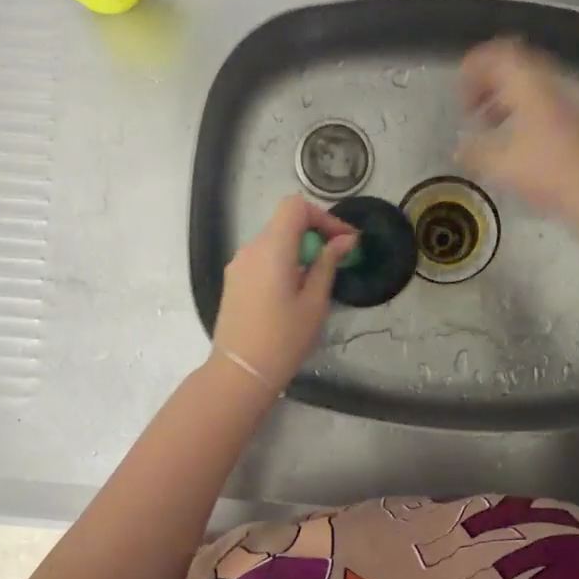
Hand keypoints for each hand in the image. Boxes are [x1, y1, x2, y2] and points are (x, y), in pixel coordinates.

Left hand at [211, 194, 357, 389]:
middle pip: (284, 222)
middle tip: (338, 258)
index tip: (344, 240)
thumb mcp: (314, 303)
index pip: (296, 207)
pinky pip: (262, 258)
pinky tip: (294, 289)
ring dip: (299, 249)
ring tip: (317, 278)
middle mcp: (250, 249)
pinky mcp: (233, 280)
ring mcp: (238, 264)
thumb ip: (327, 264)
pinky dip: (283, 261)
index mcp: (272, 249)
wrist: (240, 372)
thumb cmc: (283, 339)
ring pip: (273, 240)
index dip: (324, 217)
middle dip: (314, 233)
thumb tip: (344, 240)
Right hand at [456, 38, 578, 222]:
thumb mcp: (500, 164)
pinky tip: (523, 146)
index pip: (499, 54)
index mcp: (530, 85)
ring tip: (494, 129)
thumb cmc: (548, 171)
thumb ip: (474, 152)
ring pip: (534, 88)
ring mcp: (574, 102)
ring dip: (509, 101)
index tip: (461, 93)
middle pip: (517, 67)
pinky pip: (549, 106)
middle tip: (474, 111)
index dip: (474, 67)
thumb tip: (459, 149)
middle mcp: (553, 85)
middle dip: (490, 85)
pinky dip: (528, 115)